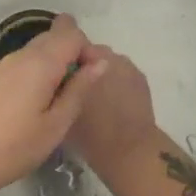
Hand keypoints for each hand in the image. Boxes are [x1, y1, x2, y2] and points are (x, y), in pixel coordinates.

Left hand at [0, 13, 107, 191]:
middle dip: (69, 52)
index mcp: (40, 63)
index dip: (87, 48)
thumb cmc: (15, 147)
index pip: (71, 33)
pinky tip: (32, 103)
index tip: (91, 75)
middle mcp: (18, 56)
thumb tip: (100, 63)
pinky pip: (18, 65)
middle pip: (50, 37)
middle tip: (76, 87)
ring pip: (33, 51)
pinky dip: (32, 73)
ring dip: (50, 64)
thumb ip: (79, 90)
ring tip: (55, 99)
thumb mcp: (56, 124)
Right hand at [65, 48, 157, 179]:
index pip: (70, 45)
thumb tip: (55, 80)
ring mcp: (127, 66)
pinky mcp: (140, 78)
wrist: (129, 149)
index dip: (62, 59)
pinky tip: (111, 100)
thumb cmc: (91, 133)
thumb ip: (58, 88)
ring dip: (100, 72)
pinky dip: (115, 81)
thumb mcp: (62, 110)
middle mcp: (108, 55)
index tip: (55, 74)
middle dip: (82, 65)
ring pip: (107, 62)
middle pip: (90, 53)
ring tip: (94, 95)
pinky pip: (122, 73)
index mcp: (87, 60)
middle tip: (74, 87)